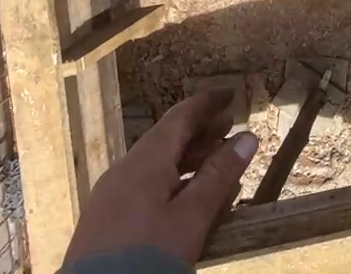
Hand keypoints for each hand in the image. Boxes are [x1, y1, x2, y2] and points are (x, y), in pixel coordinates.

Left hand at [62, 90, 260, 265]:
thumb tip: (247, 137)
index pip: (180, 117)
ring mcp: (108, 200)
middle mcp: (122, 173)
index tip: (232, 94)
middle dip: (201, 131)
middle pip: (166, 139)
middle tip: (231, 128)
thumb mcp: (191, 219)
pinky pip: (143, 186)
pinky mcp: (103, 225)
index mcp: (143, 163)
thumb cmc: (147, 262)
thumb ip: (219, 175)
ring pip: (155, 164)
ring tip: (217, 163)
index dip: (207, 103)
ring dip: (188, 157)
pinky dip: (172, 179)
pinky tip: (187, 198)